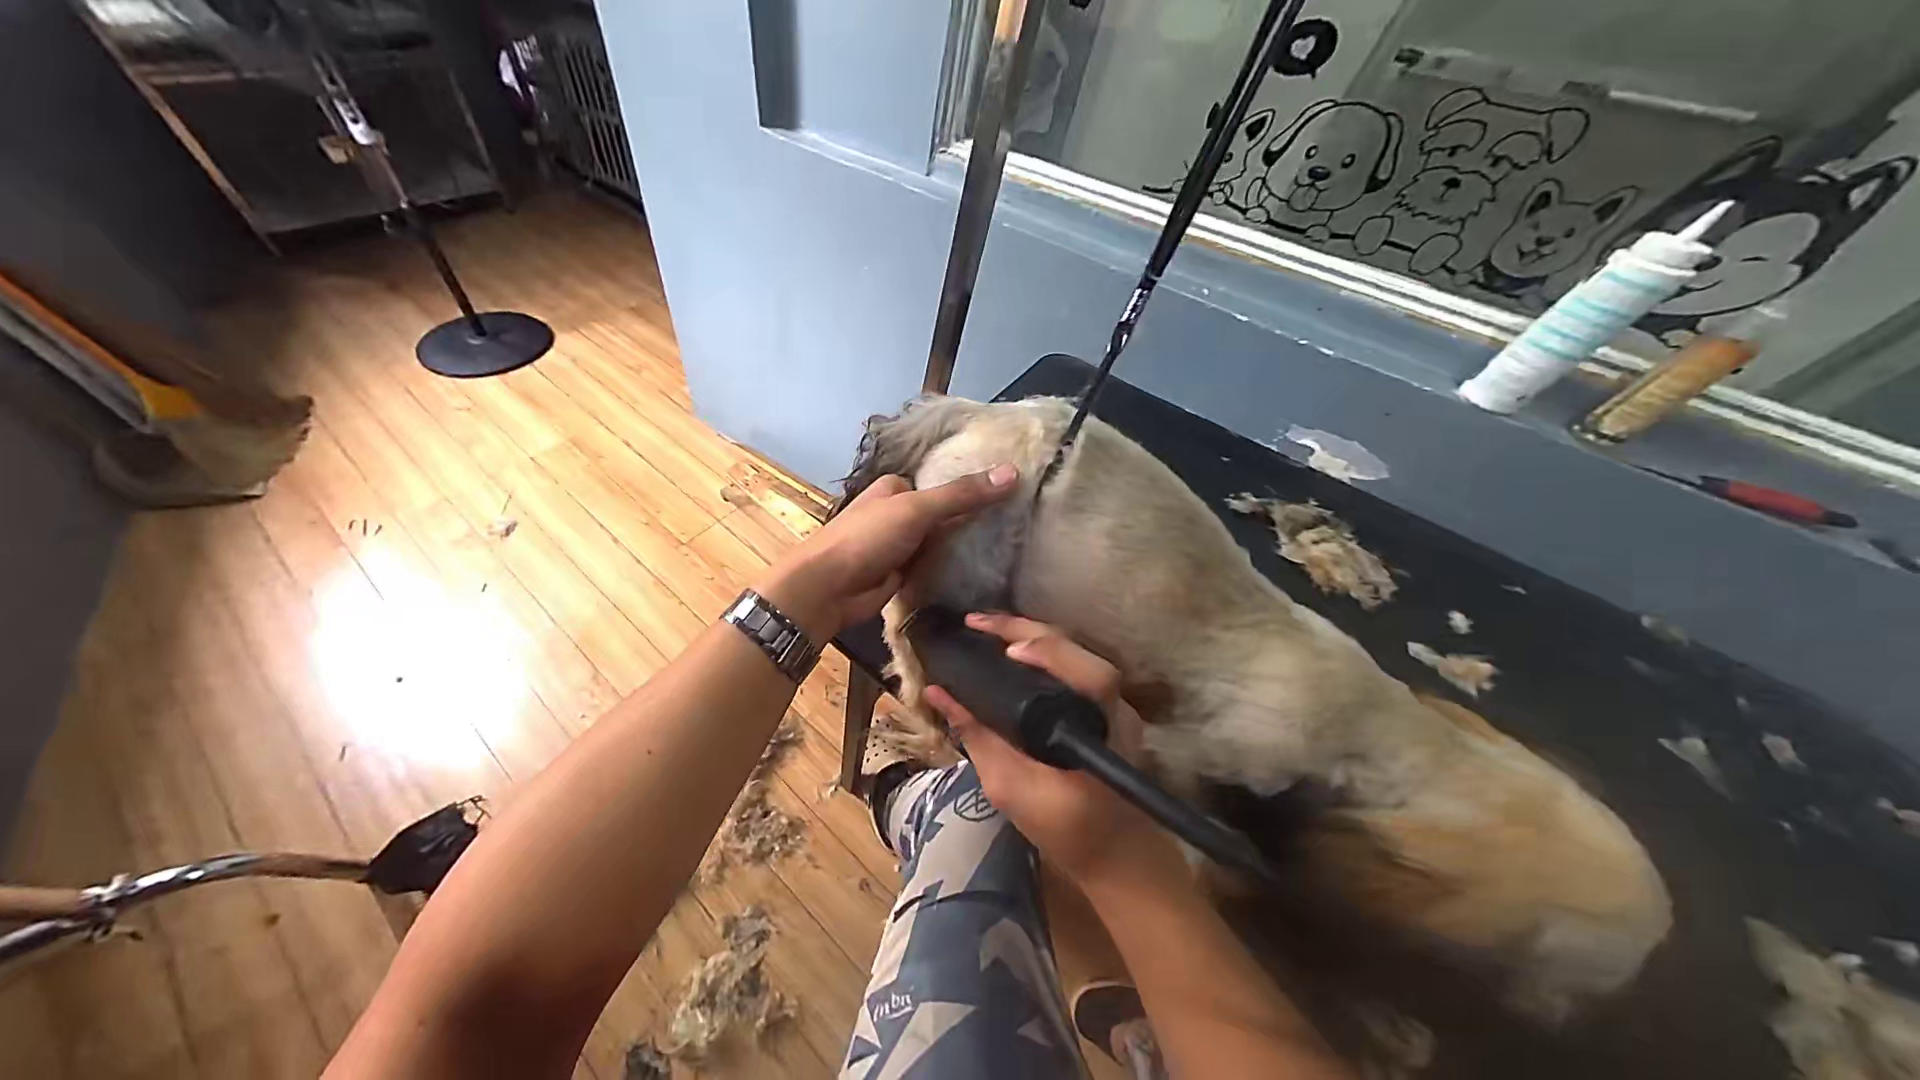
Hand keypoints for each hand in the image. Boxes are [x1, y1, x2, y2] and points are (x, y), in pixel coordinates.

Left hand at [753, 466, 1017, 639]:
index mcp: (895, 487)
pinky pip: (934, 566)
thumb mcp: (916, 508)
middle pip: (943, 513)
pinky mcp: (902, 574)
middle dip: (971, 518)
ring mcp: (900, 545)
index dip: (971, 485)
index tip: (1011, 489)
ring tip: (1012, 543)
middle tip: (1018, 519)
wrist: (828, 589)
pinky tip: (985, 569)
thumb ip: (961, 494)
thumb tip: (1012, 472)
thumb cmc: (867, 538)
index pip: (941, 481)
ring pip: (940, 541)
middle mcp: (898, 513)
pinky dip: (952, 568)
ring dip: (964, 546)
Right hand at [924, 613, 1178, 886]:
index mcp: (1103, 731)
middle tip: (977, 622)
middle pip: (1079, 651)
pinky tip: (1009, 646)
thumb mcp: (1011, 790)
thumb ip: (977, 738)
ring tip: (985, 627)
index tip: (1008, 652)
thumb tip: (938, 693)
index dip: (1052, 654)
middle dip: (1026, 630)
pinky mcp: (1103, 704)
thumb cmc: (1066, 829)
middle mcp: (1116, 707)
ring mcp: (1114, 703)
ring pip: (1075, 651)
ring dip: (1030, 634)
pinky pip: (1070, 664)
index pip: (1092, 677)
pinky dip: (1038, 649)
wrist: (1112, 850)